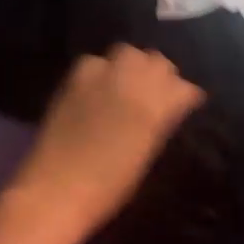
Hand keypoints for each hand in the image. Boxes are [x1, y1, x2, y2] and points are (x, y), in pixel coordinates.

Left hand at [7, 44, 203, 232]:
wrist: (56, 191)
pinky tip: (98, 87)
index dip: (187, 96)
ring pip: (128, 52)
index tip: (186, 104)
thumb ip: (160, 125)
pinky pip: (94, 61)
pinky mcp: (75, 78)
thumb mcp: (147, 156)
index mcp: (157, 108)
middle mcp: (134, 83)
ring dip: (133, 65)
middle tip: (157, 92)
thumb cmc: (109, 188)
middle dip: (162, 75)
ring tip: (128, 83)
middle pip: (159, 61)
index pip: (185, 88)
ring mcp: (103, 77)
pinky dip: (101, 70)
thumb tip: (169, 111)